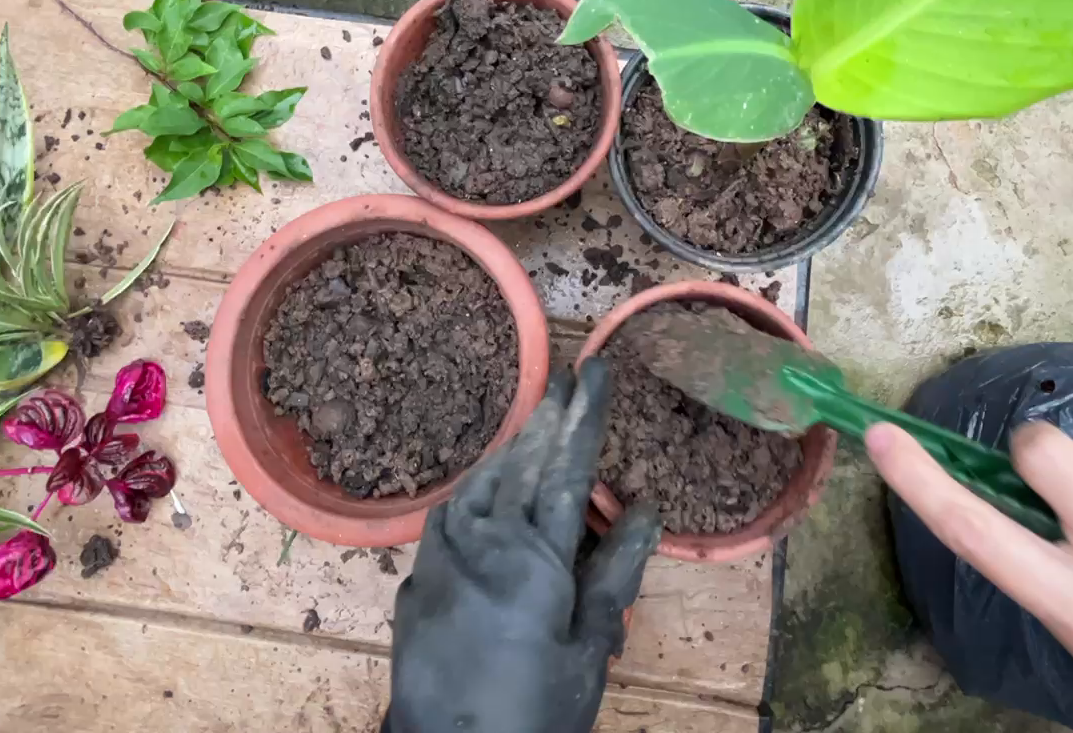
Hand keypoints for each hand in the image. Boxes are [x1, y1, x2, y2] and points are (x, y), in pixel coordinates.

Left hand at [386, 358, 661, 732]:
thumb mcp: (588, 649)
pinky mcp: (423, 568)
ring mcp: (448, 550)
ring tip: (540, 413)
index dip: (586, 418)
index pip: (568, 470)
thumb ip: (615, 573)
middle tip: (567, 377)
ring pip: (488, 477)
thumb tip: (649, 511)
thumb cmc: (534, 708)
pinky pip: (455, 506)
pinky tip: (490, 473)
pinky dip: (479, 480)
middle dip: (551, 415)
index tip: (596, 373)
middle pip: (526, 462)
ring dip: (516, 442)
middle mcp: (489, 539)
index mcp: (538, 558)